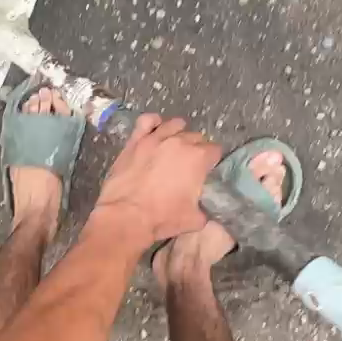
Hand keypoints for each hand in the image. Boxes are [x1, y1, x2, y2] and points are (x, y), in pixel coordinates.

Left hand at [89, 114, 221, 248]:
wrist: (126, 215)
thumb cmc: (162, 218)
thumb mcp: (194, 219)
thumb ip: (206, 210)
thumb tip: (209, 214)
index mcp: (198, 158)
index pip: (214, 150)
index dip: (212, 159)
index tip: (208, 168)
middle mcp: (179, 142)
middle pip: (196, 137)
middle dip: (196, 148)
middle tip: (189, 163)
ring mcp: (155, 139)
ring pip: (174, 125)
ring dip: (178, 132)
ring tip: (175, 144)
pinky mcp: (135, 141)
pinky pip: (146, 121)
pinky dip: (153, 122)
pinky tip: (155, 128)